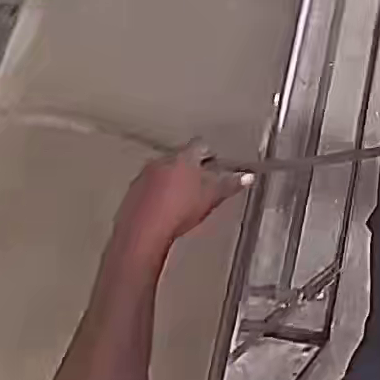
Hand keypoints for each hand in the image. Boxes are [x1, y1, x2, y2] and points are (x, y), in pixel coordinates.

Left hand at [111, 144, 250, 262]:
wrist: (142, 234)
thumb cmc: (182, 211)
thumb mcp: (212, 197)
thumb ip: (231, 184)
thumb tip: (249, 176)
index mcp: (184, 158)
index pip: (200, 145)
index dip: (209, 153)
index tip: (215, 164)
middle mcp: (162, 161)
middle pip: (181, 157)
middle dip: (191, 167)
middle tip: (201, 182)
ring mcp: (144, 176)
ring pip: (164, 171)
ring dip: (173, 179)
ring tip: (182, 198)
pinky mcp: (131, 193)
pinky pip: (149, 186)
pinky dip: (157, 192)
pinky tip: (164, 209)